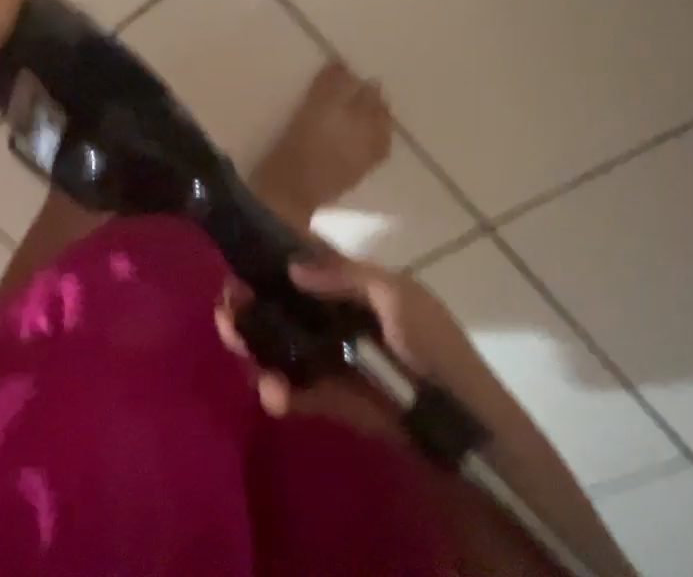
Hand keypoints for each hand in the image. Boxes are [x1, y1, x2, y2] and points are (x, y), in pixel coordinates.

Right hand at [215, 250, 471, 432]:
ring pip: (276, 347)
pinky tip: (274, 394)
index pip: (300, 270)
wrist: (466, 425)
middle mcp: (335, 322)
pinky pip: (293, 391)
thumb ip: (346, 276)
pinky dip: (277, 392)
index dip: (266, 267)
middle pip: (277, 309)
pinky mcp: (330, 401)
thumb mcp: (399, 296)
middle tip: (226, 316)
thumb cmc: (435, 348)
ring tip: (239, 348)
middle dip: (246, 309)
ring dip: (252, 347)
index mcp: (354, 291)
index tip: (237, 270)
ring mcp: (330, 361)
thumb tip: (291, 268)